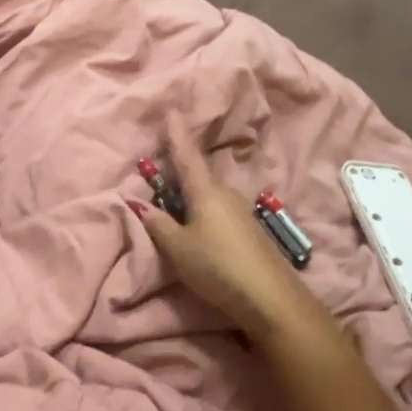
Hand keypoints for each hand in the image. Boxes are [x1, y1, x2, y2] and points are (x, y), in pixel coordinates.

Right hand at [132, 140, 312, 334]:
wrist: (272, 300)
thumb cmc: (218, 266)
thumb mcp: (179, 248)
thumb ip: (159, 224)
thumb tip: (139, 203)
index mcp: (205, 191)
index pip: (186, 156)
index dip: (177, 134)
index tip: (172, 109)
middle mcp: (225, 195)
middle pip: (199, 174)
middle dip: (182, 166)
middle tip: (165, 157)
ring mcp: (240, 213)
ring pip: (210, 194)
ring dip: (193, 192)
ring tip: (176, 195)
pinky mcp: (249, 233)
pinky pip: (219, 210)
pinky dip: (204, 209)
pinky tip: (197, 223)